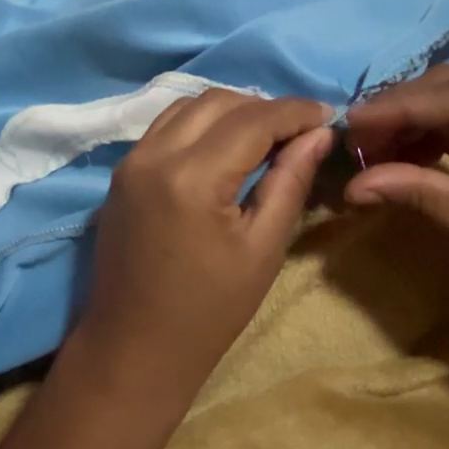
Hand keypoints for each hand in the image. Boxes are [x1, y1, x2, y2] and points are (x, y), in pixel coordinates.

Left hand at [73, 89, 334, 398]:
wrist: (133, 347)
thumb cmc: (208, 312)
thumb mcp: (262, 249)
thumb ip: (289, 182)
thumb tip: (319, 134)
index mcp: (192, 176)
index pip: (252, 119)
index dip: (294, 111)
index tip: (328, 114)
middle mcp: (155, 154)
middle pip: (217, 101)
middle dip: (263, 107)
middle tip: (299, 131)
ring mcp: (131, 159)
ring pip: (187, 106)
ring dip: (230, 110)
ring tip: (265, 137)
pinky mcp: (121, 170)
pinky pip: (165, 125)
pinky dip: (199, 123)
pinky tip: (224, 147)